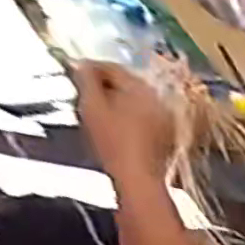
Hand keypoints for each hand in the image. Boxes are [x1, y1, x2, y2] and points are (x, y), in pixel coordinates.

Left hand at [73, 61, 175, 182]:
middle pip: (101, 91)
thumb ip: (130, 80)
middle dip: (123, 90)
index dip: (113, 66)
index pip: (89, 67)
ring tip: (158, 117)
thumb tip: (124, 71)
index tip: (136, 73)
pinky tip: (157, 139)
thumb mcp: (141, 99)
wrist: (140, 179)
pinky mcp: (114, 154)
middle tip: (149, 94)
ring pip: (112, 112)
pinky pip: (123, 133)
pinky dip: (137, 130)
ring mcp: (98, 135)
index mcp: (88, 96)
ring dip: (132, 111)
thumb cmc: (142, 137)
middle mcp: (86, 112)